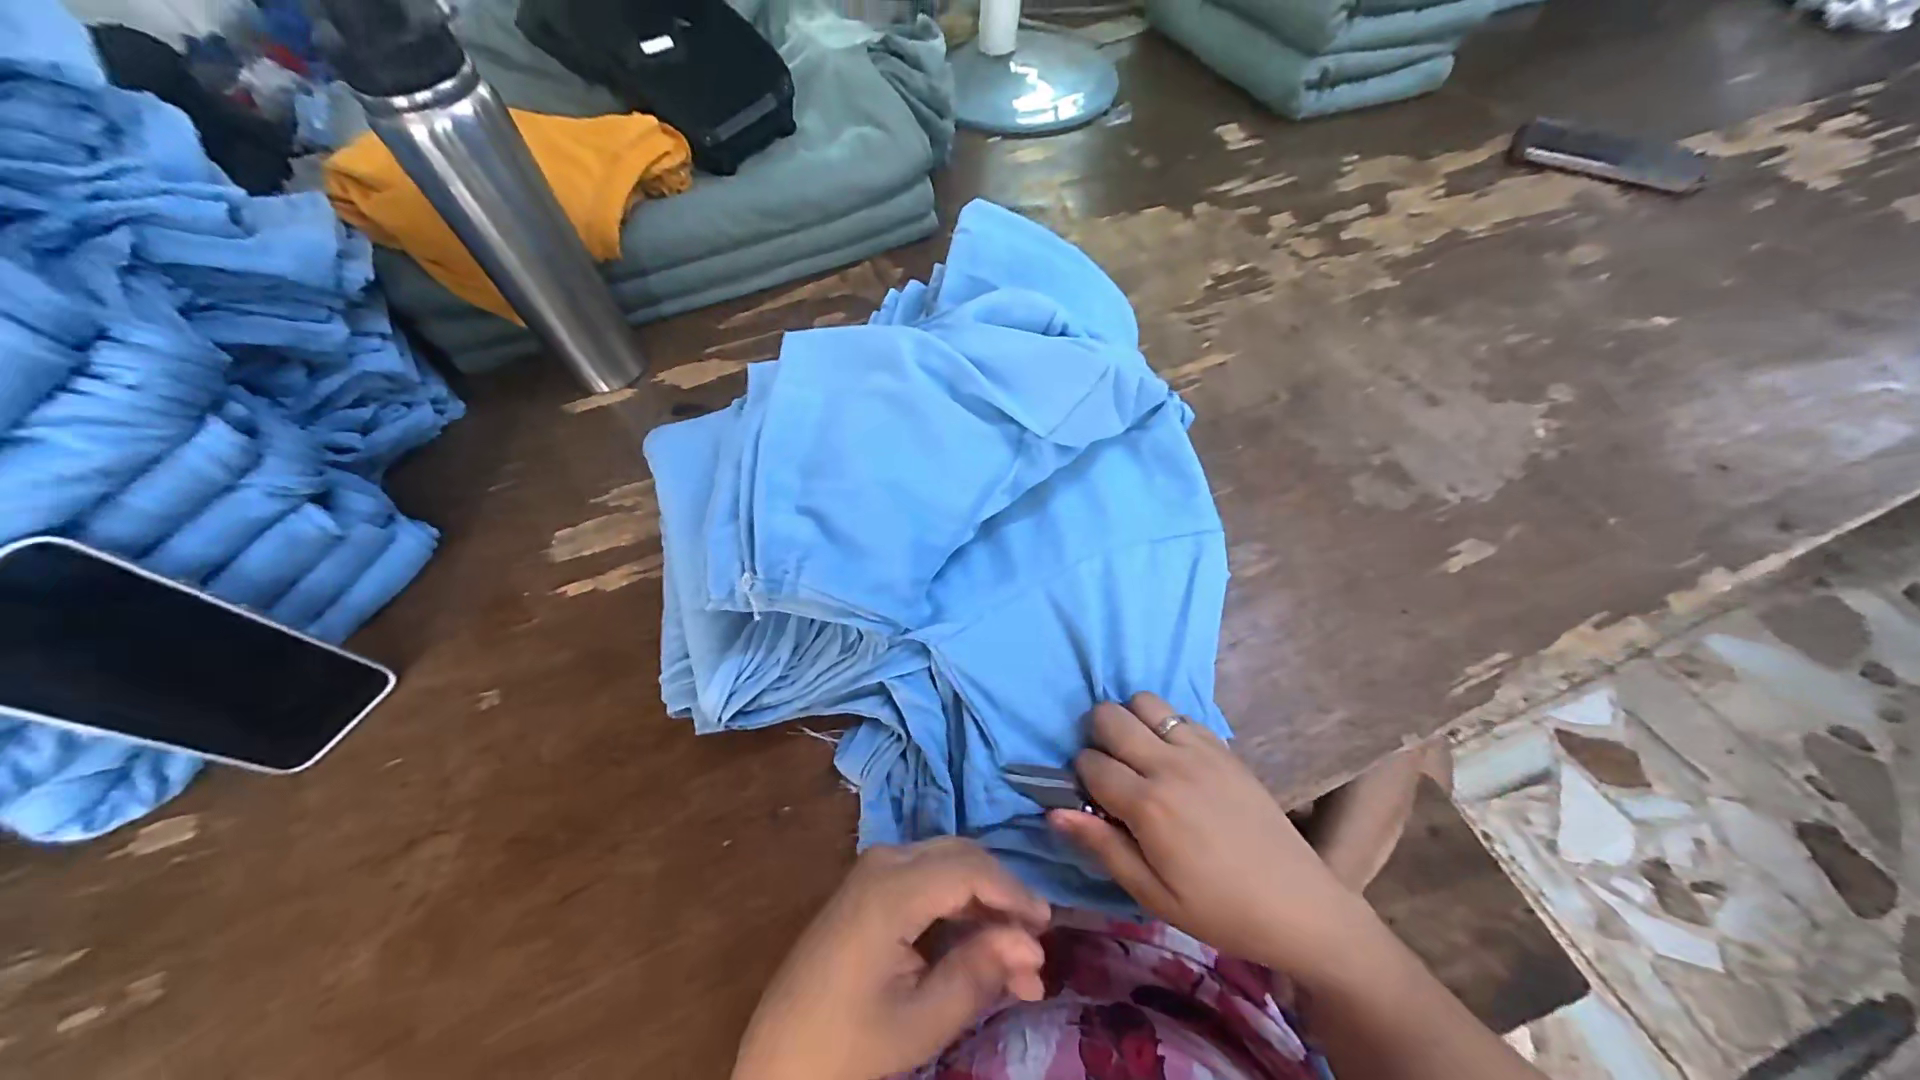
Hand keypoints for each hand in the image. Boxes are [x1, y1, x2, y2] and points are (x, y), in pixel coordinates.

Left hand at [732, 837, 1051, 1079]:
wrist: (780, 1054)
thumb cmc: (849, 1044)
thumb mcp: (921, 1021)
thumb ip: (979, 974)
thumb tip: (1032, 944)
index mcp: (890, 890)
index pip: (970, 869)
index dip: (1015, 893)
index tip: (1048, 928)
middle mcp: (882, 861)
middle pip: (961, 857)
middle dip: (1002, 896)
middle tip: (1032, 948)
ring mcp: (872, 868)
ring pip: (947, 862)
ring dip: (983, 900)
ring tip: (1012, 957)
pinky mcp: (869, 882)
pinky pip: (926, 874)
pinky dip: (957, 902)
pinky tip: (975, 942)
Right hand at [1049, 693, 1369, 976]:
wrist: (1300, 905)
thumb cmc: (1219, 909)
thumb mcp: (1153, 895)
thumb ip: (1102, 846)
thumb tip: (1053, 811)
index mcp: (1148, 805)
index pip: (1089, 763)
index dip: (1080, 778)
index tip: (1091, 799)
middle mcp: (1170, 765)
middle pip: (1109, 716)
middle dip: (1096, 737)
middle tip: (1109, 771)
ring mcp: (1201, 750)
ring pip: (1144, 701)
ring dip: (1130, 721)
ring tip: (1138, 756)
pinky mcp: (1224, 748)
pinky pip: (1180, 714)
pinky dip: (1164, 725)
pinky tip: (1172, 757)